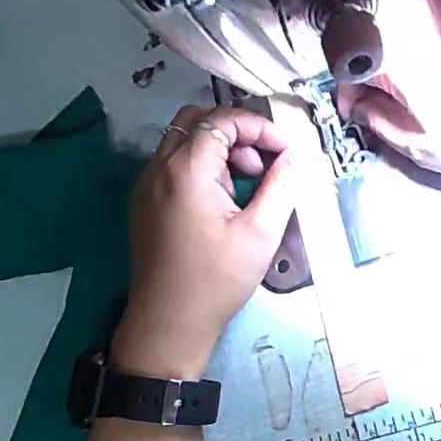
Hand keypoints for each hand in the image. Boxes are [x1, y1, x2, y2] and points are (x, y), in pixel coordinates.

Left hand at [112, 105, 303, 379]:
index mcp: (187, 170)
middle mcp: (160, 168)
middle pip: (196, 120)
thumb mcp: (261, 233)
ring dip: (220, 148)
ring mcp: (148, 184)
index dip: (259, 126)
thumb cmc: (218, 278)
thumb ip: (280, 187)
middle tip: (264, 163)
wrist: (170, 320)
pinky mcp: (146, 202)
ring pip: (184, 141)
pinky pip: (175, 164)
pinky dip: (203, 166)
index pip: (222, 120)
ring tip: (249, 182)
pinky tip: (224, 199)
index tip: (285, 150)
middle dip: (237, 131)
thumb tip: (294, 158)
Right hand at [337, 0, 440, 206]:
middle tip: (398, 97)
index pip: (359, 49)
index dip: (354, 76)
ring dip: (418, 43)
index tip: (358, 99)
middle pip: (386, 23)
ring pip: (423, 12)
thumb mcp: (434, 149)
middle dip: (385, 58)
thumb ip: (385, 122)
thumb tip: (359, 104)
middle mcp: (432, 10)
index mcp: (406, 49)